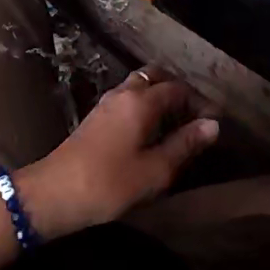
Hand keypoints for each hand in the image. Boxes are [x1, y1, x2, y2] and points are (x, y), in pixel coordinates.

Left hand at [17, 67, 219, 238]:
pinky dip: (144, 105)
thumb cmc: (110, 183)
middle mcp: (123, 93)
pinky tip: (150, 131)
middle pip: (156, 77)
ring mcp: (105, 103)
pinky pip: (127, 98)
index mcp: (141, 101)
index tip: (214, 122)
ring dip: (159, 97)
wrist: (55, 192)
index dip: (200, 101)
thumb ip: (185, 144)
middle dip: (178, 91)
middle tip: (194, 117)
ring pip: (139, 86)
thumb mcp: (156, 170)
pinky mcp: (95, 117)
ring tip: (176, 124)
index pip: (178, 88)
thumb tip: (213, 124)